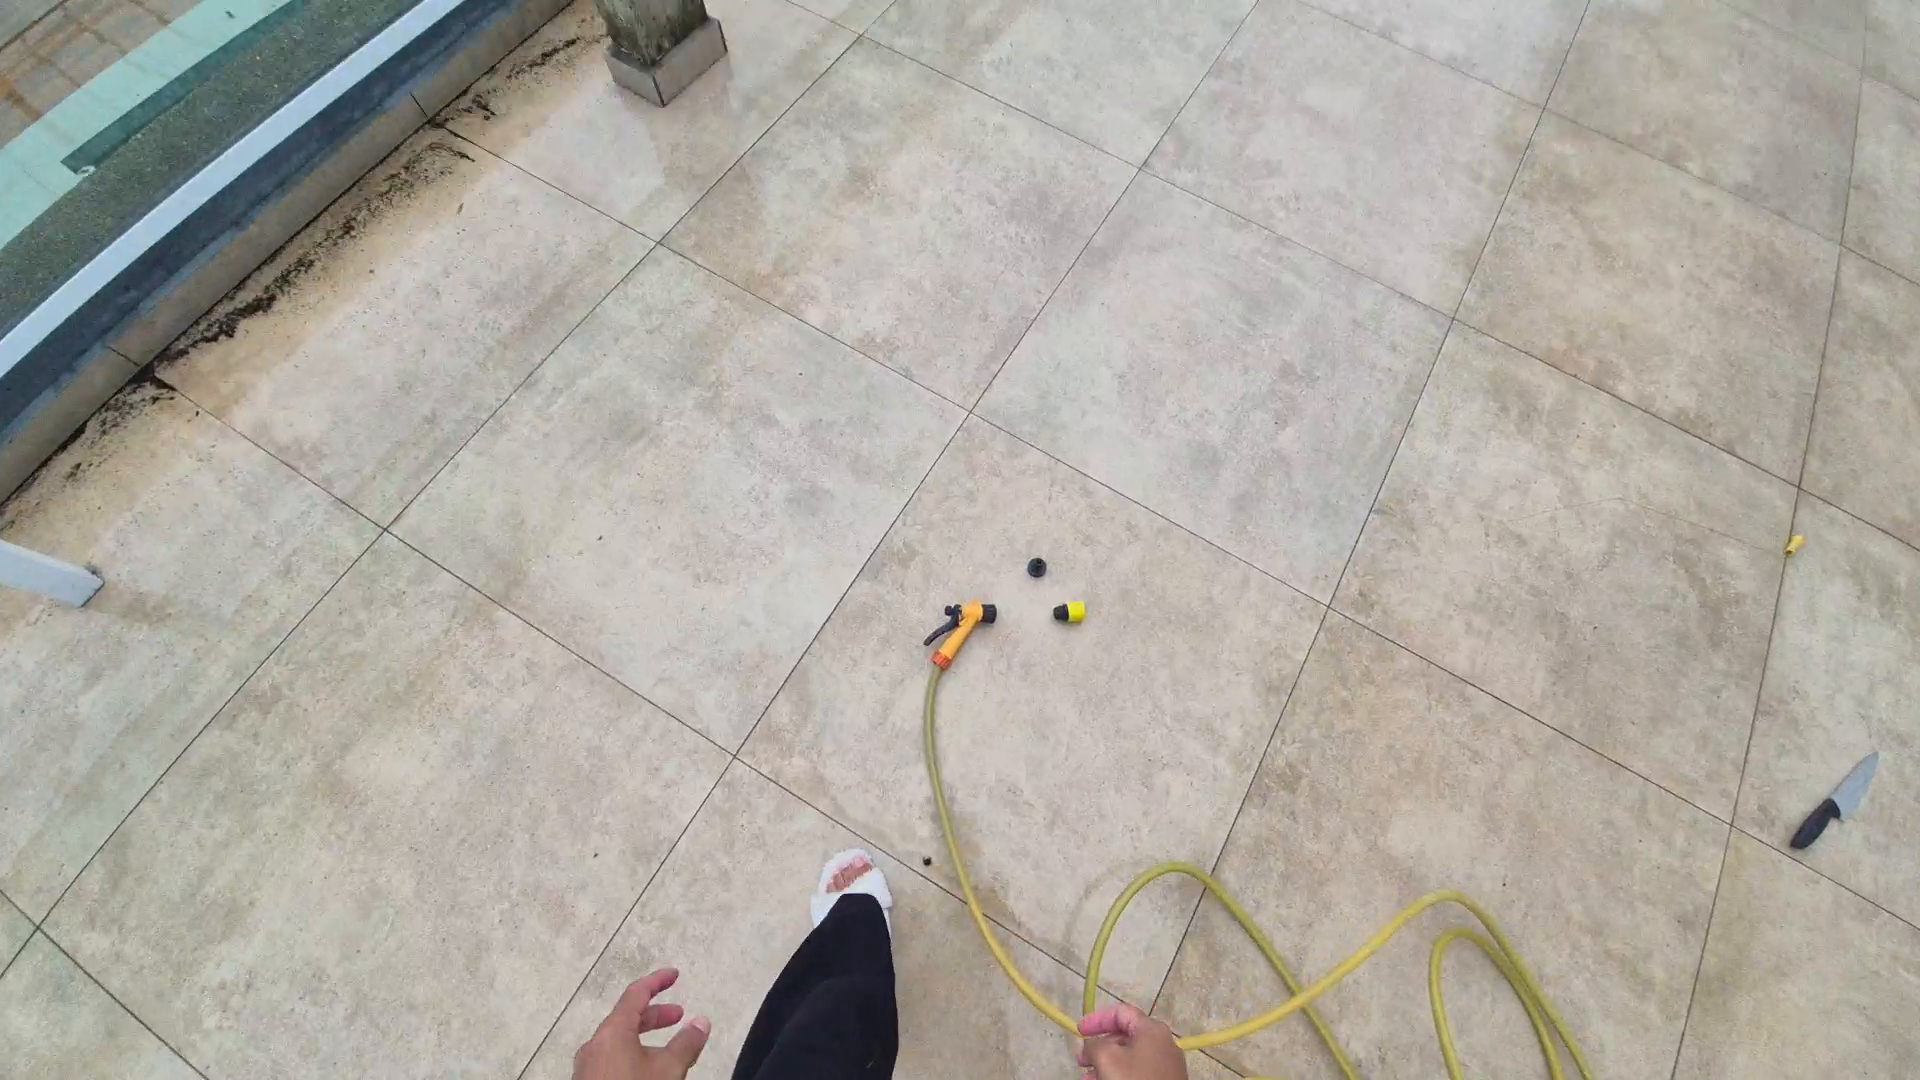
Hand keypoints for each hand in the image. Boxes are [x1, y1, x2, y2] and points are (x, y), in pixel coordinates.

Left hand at [574, 968, 711, 1079]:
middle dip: (656, 1014)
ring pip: (619, 1041)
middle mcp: (595, 1045)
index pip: (636, 993)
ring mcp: (587, 1069)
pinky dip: (633, 1055)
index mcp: (612, 1032)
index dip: (658, 981)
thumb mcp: (668, 1069)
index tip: (676, 975)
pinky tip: (648, 1072)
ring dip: (645, 1038)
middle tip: (679, 1016)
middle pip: (627, 1017)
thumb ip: (687, 1043)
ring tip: (668, 1050)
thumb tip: (702, 1022)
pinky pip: (612, 1060)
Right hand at [1077, 1004, 1187, 1079]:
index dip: (1097, 1019)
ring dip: (1106, 1066)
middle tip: (1082, 1061)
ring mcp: (1166, 1066)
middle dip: (1099, 1049)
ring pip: (1129, 1059)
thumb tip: (1091, 1046)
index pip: (1120, 1012)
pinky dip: (1120, 1076)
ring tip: (1088, 1079)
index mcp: (1152, 1029)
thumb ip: (1093, 1044)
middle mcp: (1162, 1043)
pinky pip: (1138, 1073)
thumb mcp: (1107, 1058)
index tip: (1079, 1032)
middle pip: (1124, 1037)